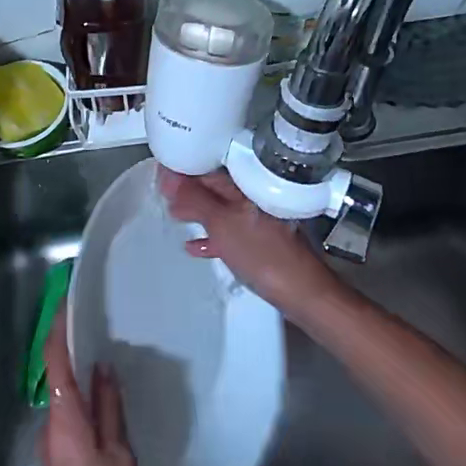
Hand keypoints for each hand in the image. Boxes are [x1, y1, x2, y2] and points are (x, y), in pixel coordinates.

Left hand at [39, 305, 141, 465]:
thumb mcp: (119, 457)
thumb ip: (110, 410)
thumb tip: (103, 367)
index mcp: (63, 417)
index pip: (54, 358)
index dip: (58, 326)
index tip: (65, 299)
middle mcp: (48, 425)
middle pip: (57, 375)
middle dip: (72, 350)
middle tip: (95, 327)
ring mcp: (49, 444)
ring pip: (62, 397)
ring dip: (77, 377)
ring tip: (103, 359)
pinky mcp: (56, 460)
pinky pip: (65, 417)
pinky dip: (79, 400)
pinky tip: (99, 400)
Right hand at [157, 166, 347, 323]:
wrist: (303, 295)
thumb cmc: (262, 256)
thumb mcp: (221, 224)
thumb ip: (194, 200)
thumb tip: (170, 179)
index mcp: (244, 189)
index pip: (206, 171)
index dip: (182, 171)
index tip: (161, 175)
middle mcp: (252, 200)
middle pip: (213, 189)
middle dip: (188, 192)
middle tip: (164, 195)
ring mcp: (258, 222)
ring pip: (219, 210)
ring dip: (197, 212)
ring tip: (175, 215)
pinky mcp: (260, 244)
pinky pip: (229, 232)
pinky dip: (211, 235)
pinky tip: (196, 245)